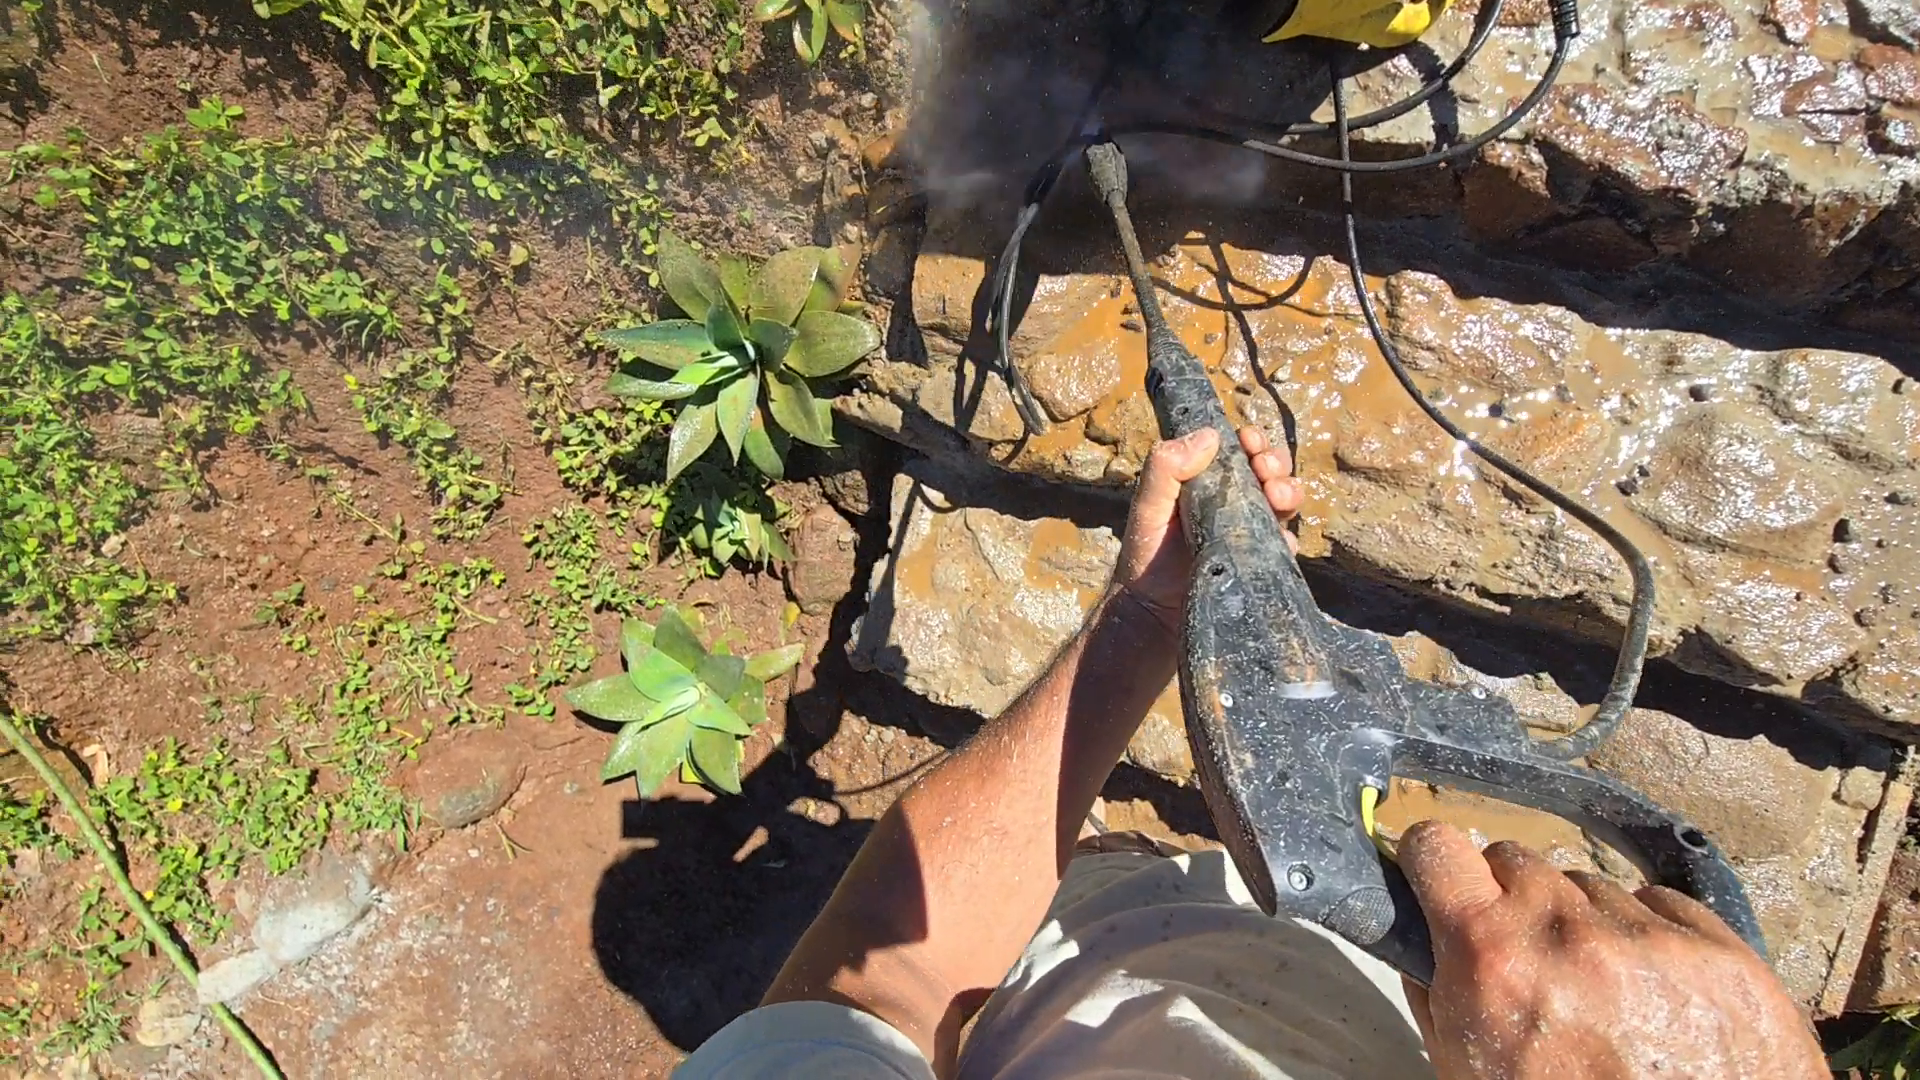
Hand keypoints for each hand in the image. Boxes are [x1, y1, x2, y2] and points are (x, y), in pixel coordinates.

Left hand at [1113, 425, 1302, 632]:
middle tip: (1265, 470)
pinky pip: (1286, 544)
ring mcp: (1247, 530)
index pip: (1236, 451)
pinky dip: (1287, 539)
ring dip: (1289, 492)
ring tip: (1277, 498)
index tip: (1249, 441)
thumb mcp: (1148, 506)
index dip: (1249, 441)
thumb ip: (1165, 468)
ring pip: (1283, 501)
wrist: (1153, 610)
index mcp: (1203, 483)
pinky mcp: (1259, 559)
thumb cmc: (1146, 554)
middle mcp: (1229, 502)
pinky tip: (1275, 541)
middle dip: (1275, 462)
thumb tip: (1208, 435)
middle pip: (1268, 470)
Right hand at [1398, 821, 1826, 1079]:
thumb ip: (1431, 979)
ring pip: (1589, 885)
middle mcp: (1567, 931)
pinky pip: (1664, 906)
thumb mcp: (1458, 1060)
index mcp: (1490, 952)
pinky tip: (1662, 993)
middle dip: (1513, 899)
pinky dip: (1654, 935)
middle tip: (1533, 955)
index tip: (1445, 882)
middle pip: (1515, 860)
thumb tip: (1423, 921)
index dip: (1433, 861)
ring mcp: (1653, 942)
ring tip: (1610, 990)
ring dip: (1586, 921)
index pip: (1436, 845)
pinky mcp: (1730, 960)